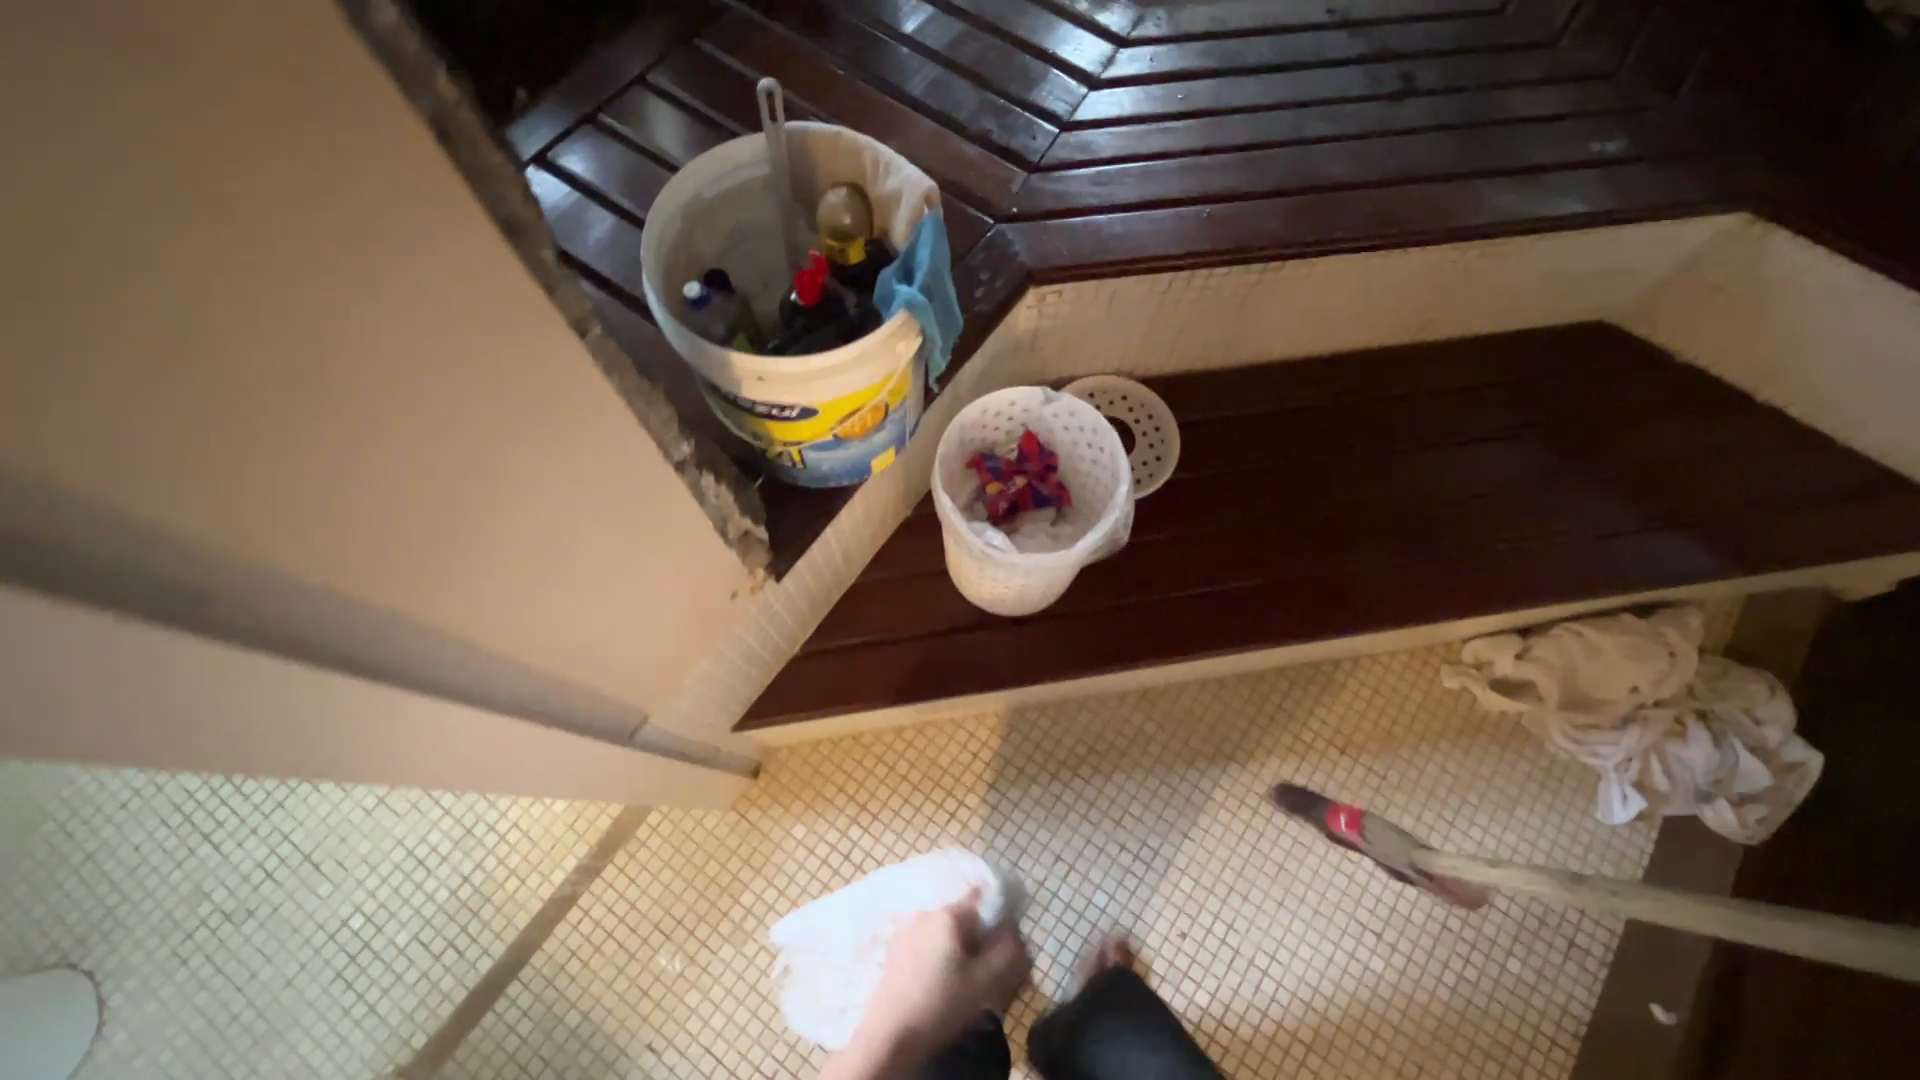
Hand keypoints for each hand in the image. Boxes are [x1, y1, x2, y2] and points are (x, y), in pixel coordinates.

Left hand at [824, 893, 1029, 1078]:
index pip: (979, 897)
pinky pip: (923, 940)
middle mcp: (924, 913)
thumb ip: (1005, 952)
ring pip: (940, 929)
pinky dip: (935, 951)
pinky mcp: (893, 948)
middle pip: (959, 915)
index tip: (1004, 933)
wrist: (891, 1033)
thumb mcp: (984, 981)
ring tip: (962, 973)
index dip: (996, 911)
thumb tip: (1014, 931)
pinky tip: (938, 976)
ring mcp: (905, 929)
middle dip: (975, 934)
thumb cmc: (941, 1003)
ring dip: (954, 944)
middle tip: (985, 962)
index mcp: (947, 915)